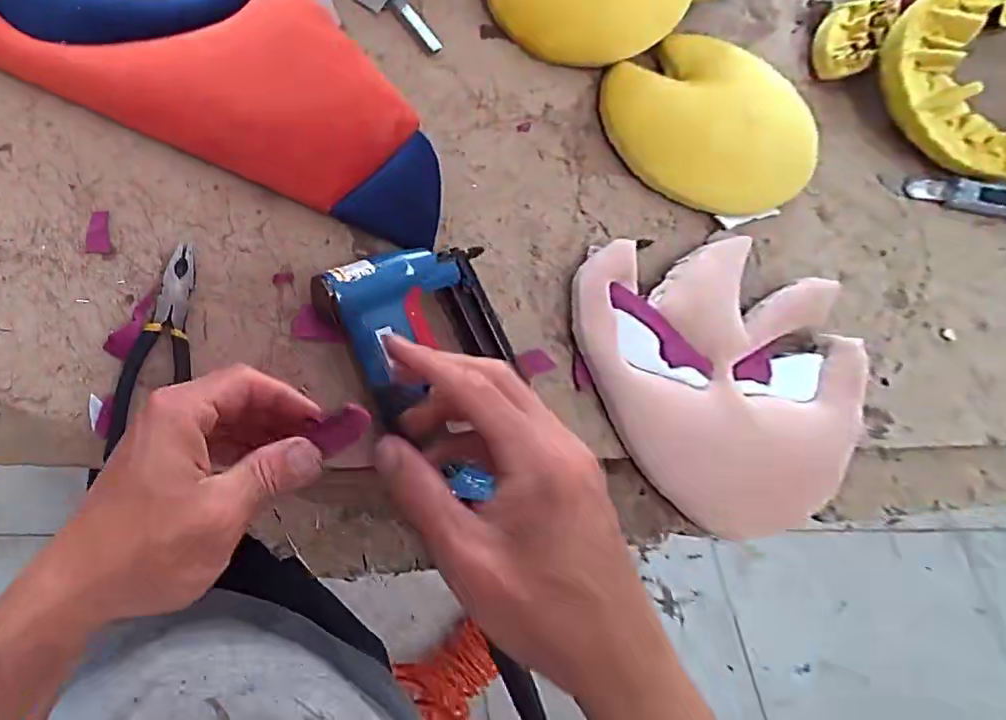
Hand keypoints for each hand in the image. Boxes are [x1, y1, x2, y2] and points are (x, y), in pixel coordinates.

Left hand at [35, 365, 329, 627]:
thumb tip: (313, 451)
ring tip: (297, 457)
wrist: (76, 588)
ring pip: (222, 420)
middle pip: (234, 398)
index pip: (246, 383)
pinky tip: (261, 472)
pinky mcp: (157, 460)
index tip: (322, 422)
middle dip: (277, 417)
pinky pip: (207, 441)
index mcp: (181, 409)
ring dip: (260, 435)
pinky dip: (238, 452)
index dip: (288, 398)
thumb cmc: (150, 547)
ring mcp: (160, 435)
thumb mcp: (220, 512)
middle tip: (316, 442)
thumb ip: (269, 473)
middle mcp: (169, 410)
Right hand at [373, 338, 708, 718]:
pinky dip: (481, 434)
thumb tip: (385, 445)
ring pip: (509, 404)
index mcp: (538, 455)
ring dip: (461, 408)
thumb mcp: (467, 559)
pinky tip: (454, 465)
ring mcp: (571, 455)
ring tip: (419, 440)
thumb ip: (421, 494)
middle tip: (397, 385)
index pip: (475, 386)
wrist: (619, 660)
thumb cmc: (541, 613)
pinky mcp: (573, 472)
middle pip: (496, 381)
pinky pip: (520, 431)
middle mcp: (560, 441)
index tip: (388, 346)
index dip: (427, 362)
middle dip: (443, 376)